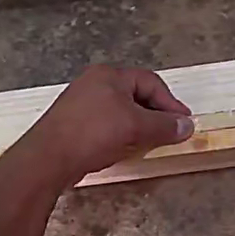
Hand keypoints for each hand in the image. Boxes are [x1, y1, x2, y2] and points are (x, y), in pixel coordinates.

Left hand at [2, 66, 194, 192]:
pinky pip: (106, 124)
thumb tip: (187, 125)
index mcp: (109, 75)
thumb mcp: (136, 127)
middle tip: (169, 132)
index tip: (183, 122)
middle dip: (155, 115)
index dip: (170, 103)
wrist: (47, 159)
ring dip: (138, 126)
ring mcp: (80, 102)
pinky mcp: (72, 122)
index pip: (151, 83)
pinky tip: (124, 149)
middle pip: (136, 95)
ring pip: (121, 111)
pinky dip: (121, 134)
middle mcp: (94, 83)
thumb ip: (164, 126)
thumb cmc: (93, 134)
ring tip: (149, 143)